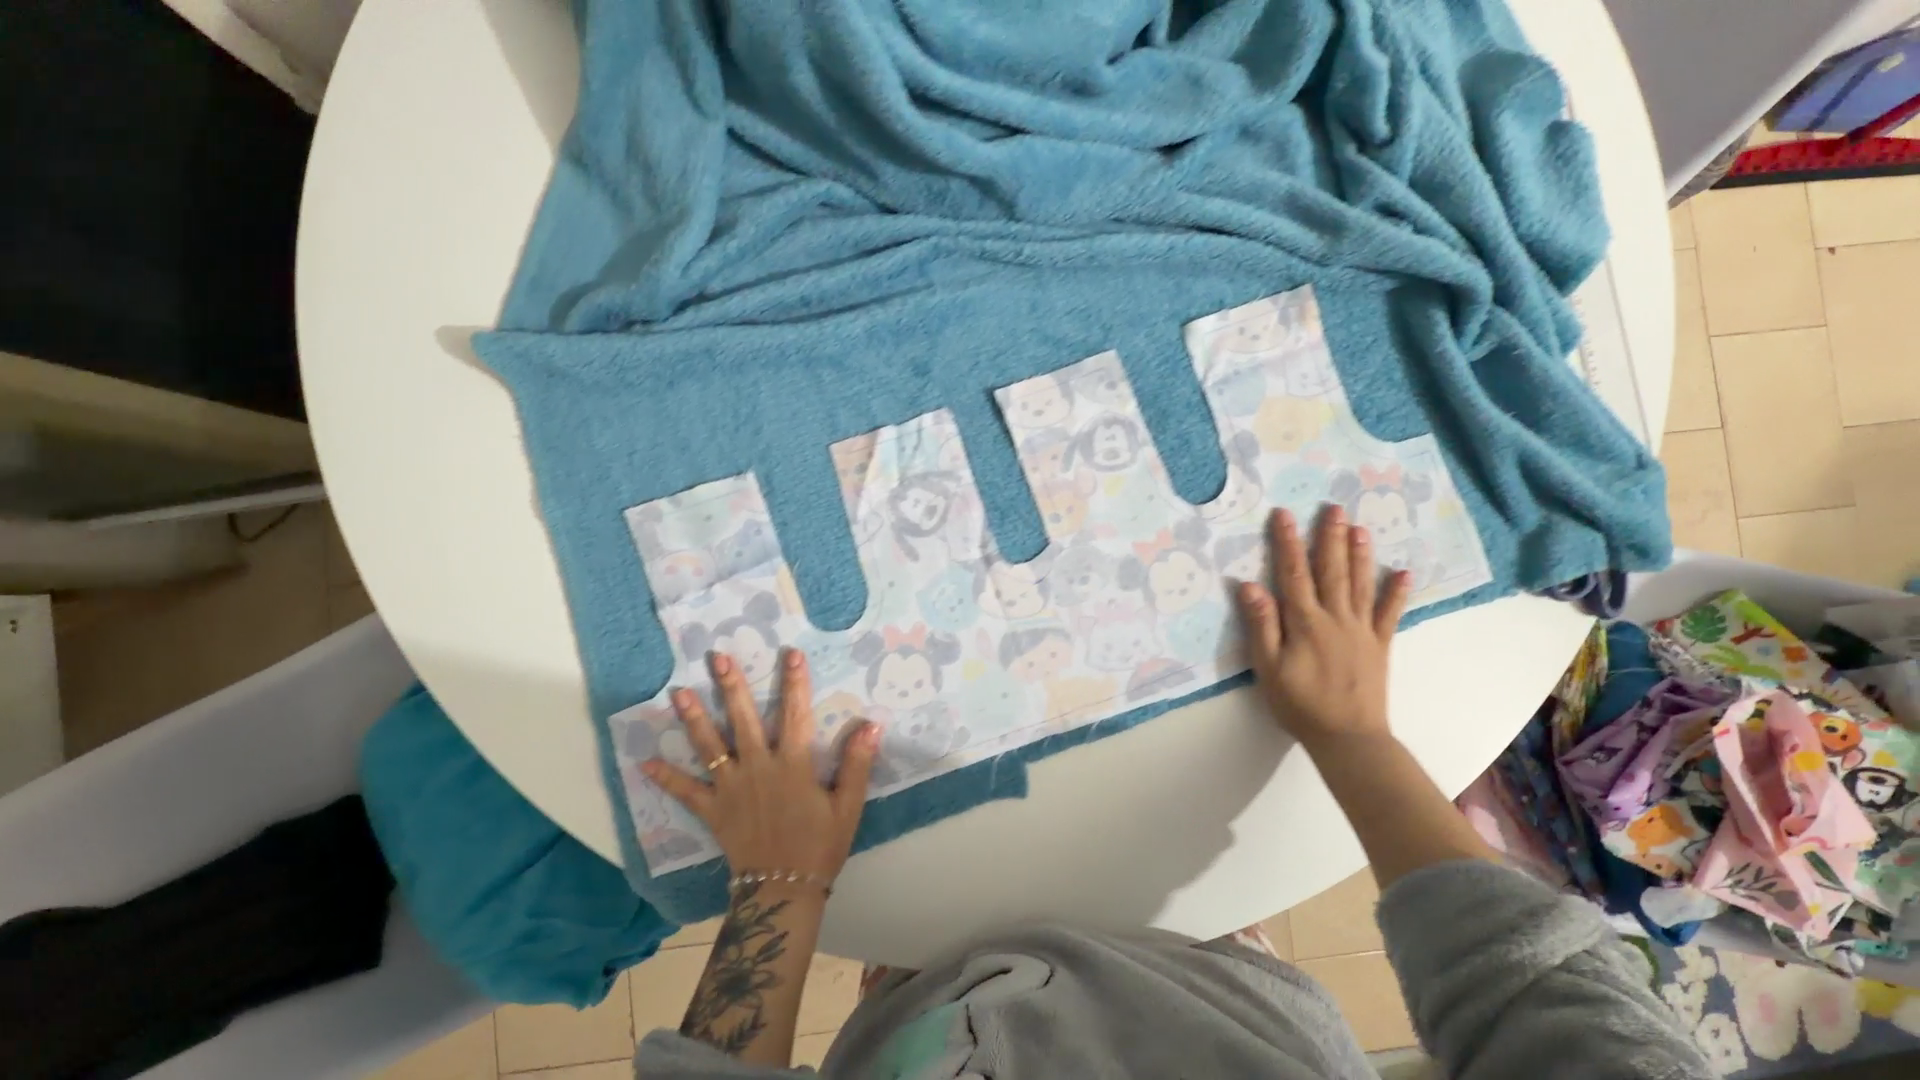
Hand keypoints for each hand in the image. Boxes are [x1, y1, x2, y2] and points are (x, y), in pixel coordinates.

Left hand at [643, 649, 879, 881]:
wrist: (783, 889)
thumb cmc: (820, 845)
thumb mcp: (848, 806)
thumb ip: (857, 765)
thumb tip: (871, 725)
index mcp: (792, 765)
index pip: (796, 714)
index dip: (795, 682)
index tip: (790, 653)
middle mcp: (758, 768)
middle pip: (743, 719)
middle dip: (731, 686)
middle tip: (718, 658)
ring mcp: (731, 788)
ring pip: (709, 746)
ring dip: (693, 718)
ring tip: (678, 692)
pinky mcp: (713, 810)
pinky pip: (686, 791)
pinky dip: (666, 778)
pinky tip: (647, 762)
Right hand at [1234, 505, 1411, 750]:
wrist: (1348, 738)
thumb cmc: (1300, 705)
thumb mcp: (1268, 668)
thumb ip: (1261, 625)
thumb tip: (1250, 585)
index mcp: (1305, 622)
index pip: (1293, 573)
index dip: (1287, 542)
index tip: (1284, 515)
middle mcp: (1336, 618)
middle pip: (1331, 570)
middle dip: (1330, 537)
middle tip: (1333, 507)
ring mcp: (1361, 630)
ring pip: (1360, 584)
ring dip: (1360, 554)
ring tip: (1360, 527)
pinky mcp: (1379, 646)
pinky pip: (1389, 614)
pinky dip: (1396, 593)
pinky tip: (1403, 573)